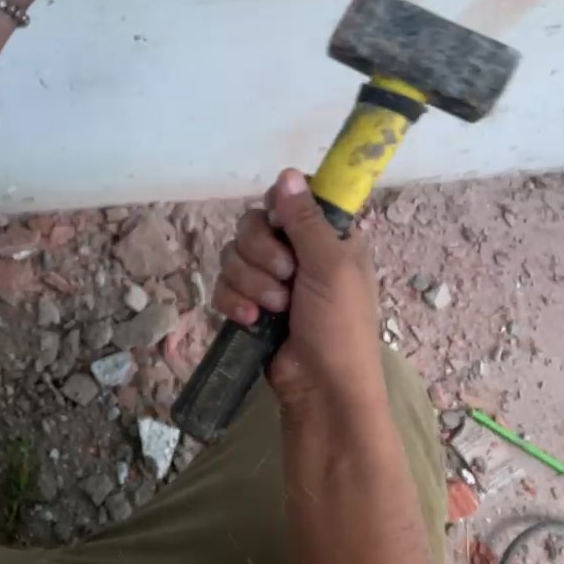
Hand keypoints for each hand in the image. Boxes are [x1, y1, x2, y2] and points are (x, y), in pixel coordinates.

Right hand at [214, 169, 386, 414]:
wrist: (320, 390)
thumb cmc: (340, 327)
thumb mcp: (331, 267)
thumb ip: (306, 220)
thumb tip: (287, 172)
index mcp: (328, 237)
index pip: (290, 198)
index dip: (278, 209)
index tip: (281, 227)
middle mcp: (298, 251)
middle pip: (254, 223)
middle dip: (260, 253)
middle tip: (284, 277)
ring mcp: (271, 279)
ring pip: (234, 254)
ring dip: (249, 282)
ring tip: (272, 309)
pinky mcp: (249, 303)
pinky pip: (223, 284)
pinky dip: (234, 301)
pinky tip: (250, 320)